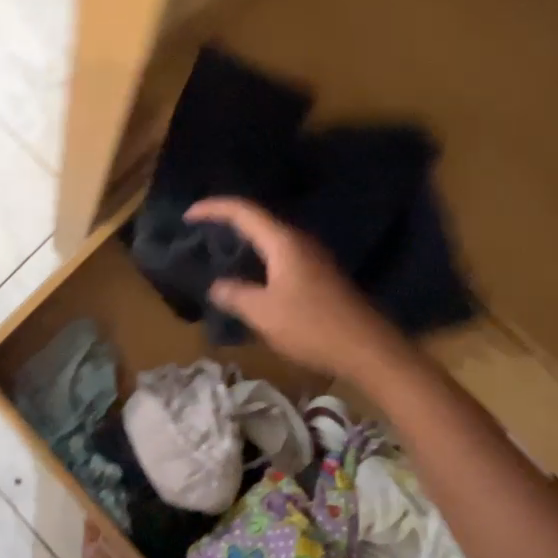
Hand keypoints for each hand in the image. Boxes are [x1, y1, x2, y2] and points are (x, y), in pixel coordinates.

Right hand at [187, 196, 392, 375]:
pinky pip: (282, 253)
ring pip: (271, 237)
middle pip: (258, 219)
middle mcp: (299, 241)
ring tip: (220, 251)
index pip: (242, 211)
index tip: (188, 215)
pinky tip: (251, 275)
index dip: (213, 208)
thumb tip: (216, 286)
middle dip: (227, 221)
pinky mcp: (321, 274)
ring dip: (245, 240)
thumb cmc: (313, 327)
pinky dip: (260, 256)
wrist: (369, 349)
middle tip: (200, 231)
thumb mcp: (264, 313)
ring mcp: (314, 257)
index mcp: (283, 241)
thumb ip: (235, 295)